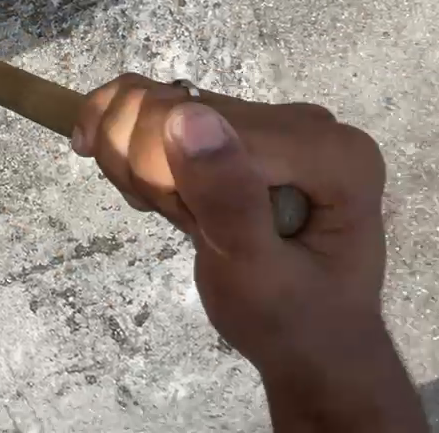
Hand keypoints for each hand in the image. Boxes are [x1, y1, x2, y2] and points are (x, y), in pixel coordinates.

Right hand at [73, 75, 423, 431]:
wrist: (302, 342)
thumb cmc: (289, 319)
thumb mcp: (257, 275)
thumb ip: (229, 200)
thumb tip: (187, 116)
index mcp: (327, 151)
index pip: (196, 122)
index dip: (162, 173)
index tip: (184, 224)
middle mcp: (298, 119)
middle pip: (162, 106)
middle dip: (144, 168)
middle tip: (180, 219)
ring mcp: (259, 114)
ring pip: (139, 100)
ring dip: (128, 159)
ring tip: (170, 206)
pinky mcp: (224, 116)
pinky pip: (137, 96)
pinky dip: (111, 133)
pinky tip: (129, 174)